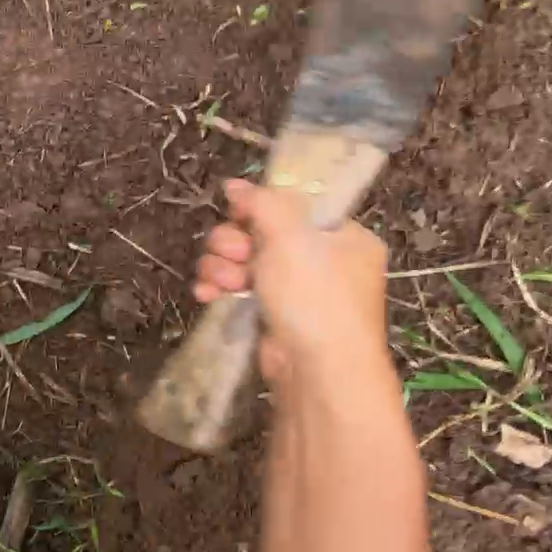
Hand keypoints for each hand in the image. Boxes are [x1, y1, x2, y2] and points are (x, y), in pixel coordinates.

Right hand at [192, 179, 388, 388]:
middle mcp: (321, 259)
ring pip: (238, 259)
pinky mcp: (270, 309)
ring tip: (223, 284)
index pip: (291, 207)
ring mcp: (294, 286)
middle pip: (256, 231)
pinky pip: (233, 285)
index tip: (241, 217)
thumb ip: (264, 204)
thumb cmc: (315, 297)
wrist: (317, 368)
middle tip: (236, 256)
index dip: (258, 209)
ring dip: (220, 267)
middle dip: (232, 243)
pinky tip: (209, 295)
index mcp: (342, 238)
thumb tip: (236, 184)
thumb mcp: (291, 238)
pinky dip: (217, 287)